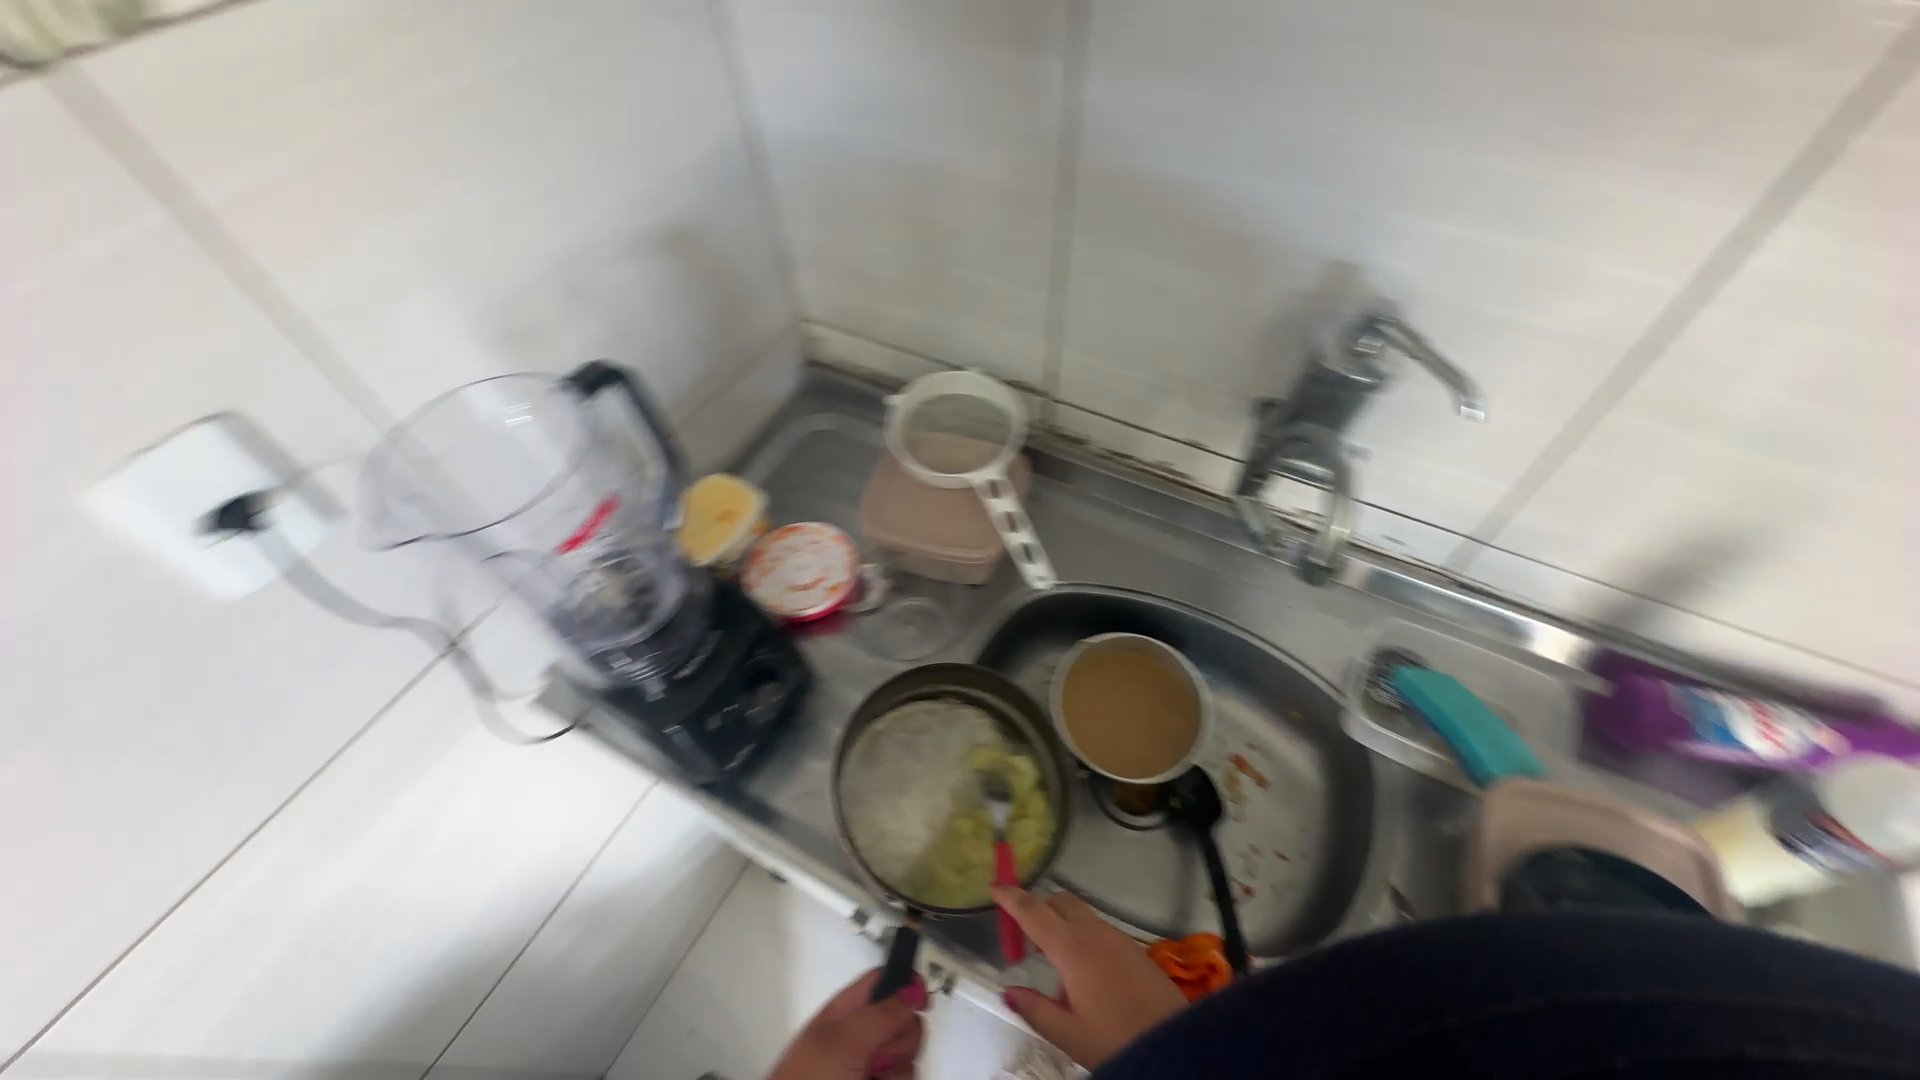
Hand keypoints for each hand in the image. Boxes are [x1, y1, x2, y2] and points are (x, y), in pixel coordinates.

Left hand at [765, 968, 927, 1079]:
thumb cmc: (812, 1077)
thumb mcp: (844, 1039)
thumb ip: (882, 1014)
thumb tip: (914, 988)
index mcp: (849, 1009)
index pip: (885, 980)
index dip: (907, 983)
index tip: (922, 1000)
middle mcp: (864, 1033)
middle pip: (906, 1018)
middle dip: (901, 1037)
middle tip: (878, 1054)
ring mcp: (873, 1063)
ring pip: (909, 1053)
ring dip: (898, 1066)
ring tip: (873, 1077)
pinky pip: (907, 1076)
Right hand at [992, 885, 1186, 1068]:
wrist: (1175, 1044)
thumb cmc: (1116, 1038)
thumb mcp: (1069, 1034)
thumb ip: (1035, 1009)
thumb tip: (1009, 992)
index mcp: (1071, 949)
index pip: (1033, 912)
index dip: (1011, 897)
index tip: (994, 886)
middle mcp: (1094, 933)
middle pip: (1059, 902)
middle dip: (1038, 908)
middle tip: (1025, 938)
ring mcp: (1117, 937)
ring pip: (1081, 913)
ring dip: (1061, 922)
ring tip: (1053, 961)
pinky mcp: (1134, 948)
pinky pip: (1099, 928)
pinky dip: (1082, 934)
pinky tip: (1084, 972)